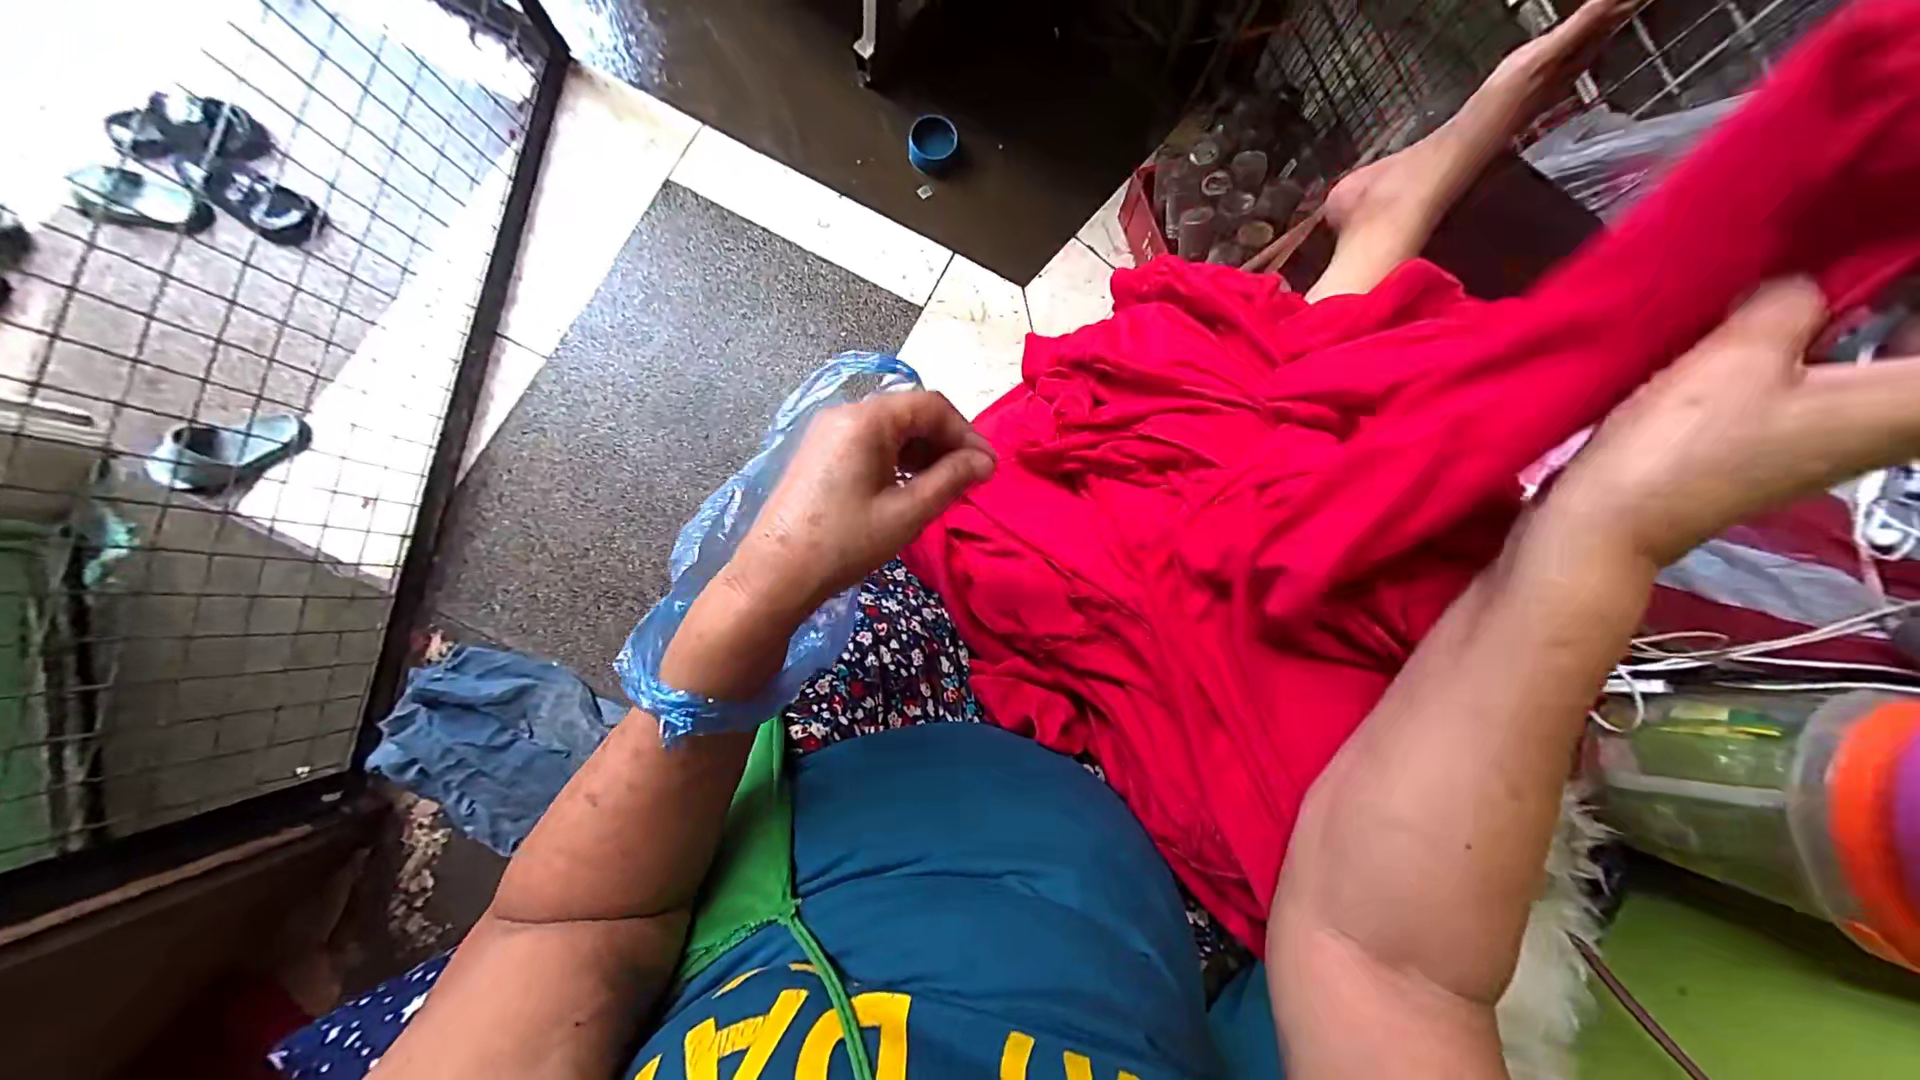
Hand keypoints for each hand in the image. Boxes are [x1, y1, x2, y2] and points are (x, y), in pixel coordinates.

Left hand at [721, 391, 995, 614]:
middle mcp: (845, 414)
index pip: (931, 405)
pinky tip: (910, 488)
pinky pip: (870, 443)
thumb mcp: (906, 512)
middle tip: (970, 479)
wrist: (775, 574)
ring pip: (891, 429)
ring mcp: (828, 432)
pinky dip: (898, 459)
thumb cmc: (844, 543)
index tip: (988, 467)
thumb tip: (986, 461)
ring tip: (945, 487)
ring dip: (923, 451)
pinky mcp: (821, 453)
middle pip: (910, 412)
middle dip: (946, 442)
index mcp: (866, 420)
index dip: (967, 433)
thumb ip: (951, 480)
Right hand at [1549, 277, 1919, 566]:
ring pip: (1884, 360)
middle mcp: (1907, 422)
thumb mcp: (1733, 355)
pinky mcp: (1796, 447)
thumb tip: (1794, 289)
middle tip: (1836, 270)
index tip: (1866, 258)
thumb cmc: (1680, 444)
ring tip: (1796, 294)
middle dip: (1886, 304)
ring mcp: (1849, 440)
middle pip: (1910, 345)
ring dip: (1850, 325)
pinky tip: (1769, 337)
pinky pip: (1841, 381)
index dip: (1905, 287)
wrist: (1610, 522)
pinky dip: (1818, 353)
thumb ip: (1787, 300)